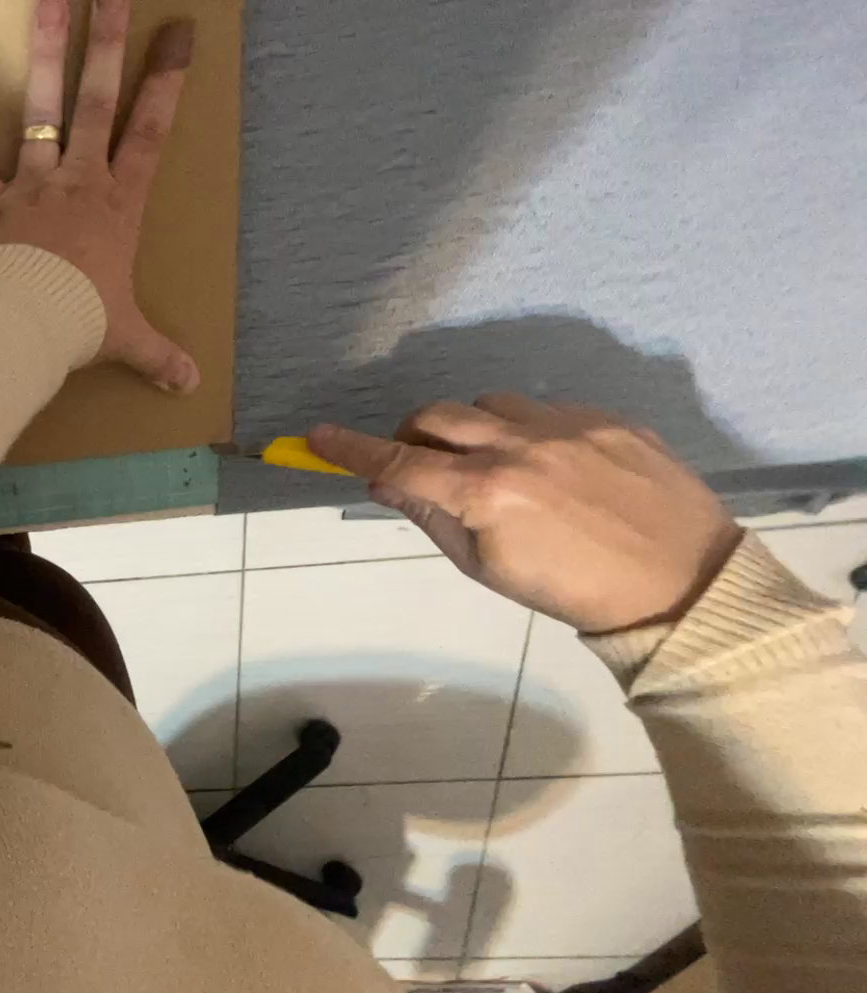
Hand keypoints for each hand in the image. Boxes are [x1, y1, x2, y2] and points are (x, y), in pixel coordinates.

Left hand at [0, 0, 199, 393]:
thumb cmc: (82, 325)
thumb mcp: (126, 337)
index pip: (152, 132)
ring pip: (40, 112)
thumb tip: (190, 386)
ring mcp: (32, 188)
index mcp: (119, 205)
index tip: (180, 31)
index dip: (168, 82)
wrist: (29, 331)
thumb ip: (158, 355)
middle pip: (97, 100)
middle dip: (107, 40)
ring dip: (43, 56)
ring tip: (46, 1)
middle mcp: (79, 182)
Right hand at [308, 395, 743, 633]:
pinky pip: (541, 406)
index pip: (397, 463)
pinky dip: (519, 428)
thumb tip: (383, 483)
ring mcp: (569, 428)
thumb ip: (428, 515)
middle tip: (416, 461)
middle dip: (408, 435)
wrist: (679, 583)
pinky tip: (542, 461)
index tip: (315, 437)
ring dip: (466, 427)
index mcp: (484, 494)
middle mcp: (520, 450)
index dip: (349, 449)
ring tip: (487, 459)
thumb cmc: (563, 587)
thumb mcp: (481, 564)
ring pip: (485, 404)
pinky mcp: (608, 420)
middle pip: (432, 417)